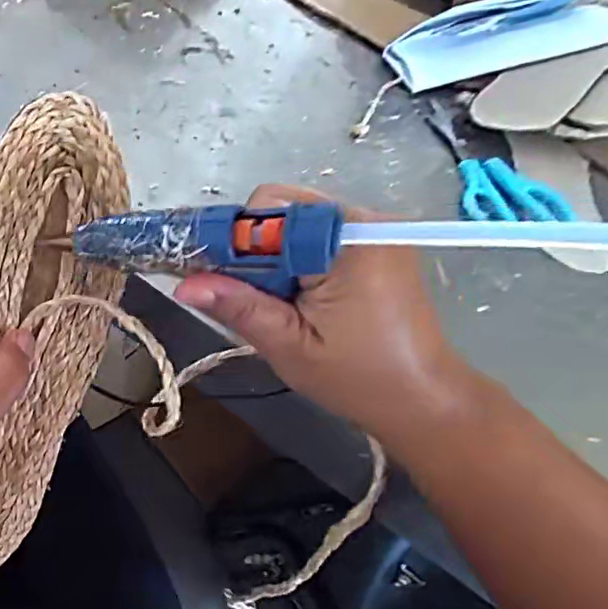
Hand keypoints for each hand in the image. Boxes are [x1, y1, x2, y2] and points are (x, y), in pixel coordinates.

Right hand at [173, 184, 479, 441]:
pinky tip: (296, 300)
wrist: (422, 399)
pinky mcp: (372, 246)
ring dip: (270, 260)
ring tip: (276, 306)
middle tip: (250, 301)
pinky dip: (292, 263)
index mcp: (347, 238)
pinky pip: (312, 238)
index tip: (209, 277)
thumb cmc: (358, 377)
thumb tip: (185, 285)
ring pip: (291, 224)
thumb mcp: (287, 344)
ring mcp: (371, 231)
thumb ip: (238, 307)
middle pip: (278, 210)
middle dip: (251, 251)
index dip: (231, 241)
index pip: (267, 210)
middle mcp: (362, 220)